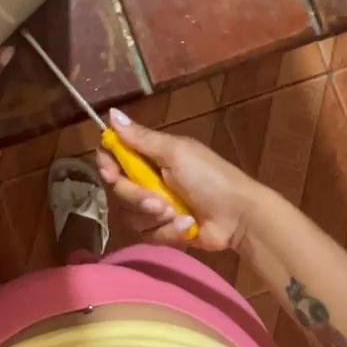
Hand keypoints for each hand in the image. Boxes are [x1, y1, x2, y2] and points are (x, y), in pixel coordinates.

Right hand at [97, 109, 270, 250]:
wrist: (239, 217)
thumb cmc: (209, 177)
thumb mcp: (175, 152)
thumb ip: (141, 137)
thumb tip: (111, 112)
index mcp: (150, 155)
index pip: (113, 155)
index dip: (107, 163)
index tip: (111, 172)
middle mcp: (147, 179)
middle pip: (118, 188)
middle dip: (136, 196)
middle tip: (157, 199)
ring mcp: (154, 207)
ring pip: (130, 214)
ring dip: (155, 216)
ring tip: (178, 214)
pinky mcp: (162, 231)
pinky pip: (147, 234)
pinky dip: (168, 231)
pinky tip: (188, 226)